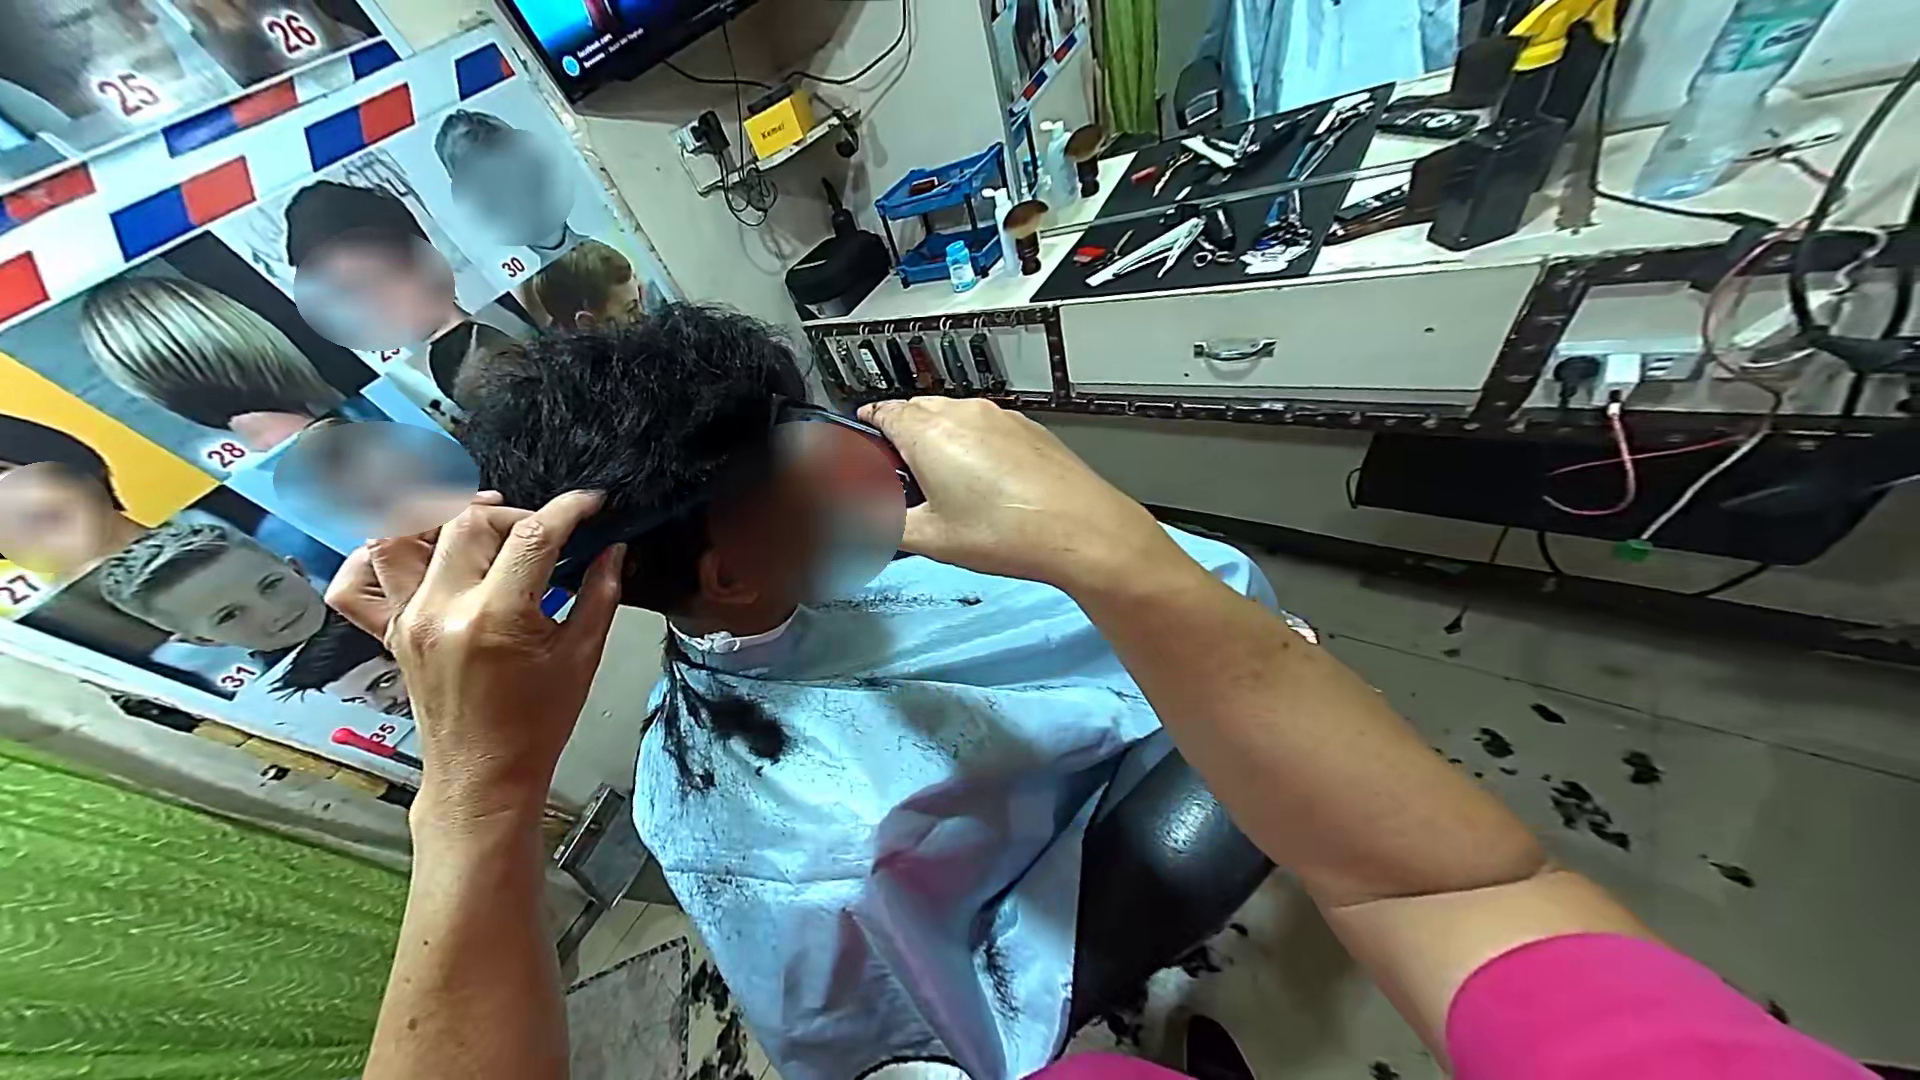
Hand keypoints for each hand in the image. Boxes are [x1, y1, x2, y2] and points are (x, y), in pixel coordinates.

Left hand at [327, 490, 624, 826]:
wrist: (485, 770)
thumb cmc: (543, 717)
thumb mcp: (584, 653)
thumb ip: (601, 593)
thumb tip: (614, 550)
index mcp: (497, 617)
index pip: (533, 535)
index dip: (568, 509)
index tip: (592, 503)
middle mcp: (440, 609)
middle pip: (468, 522)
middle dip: (518, 512)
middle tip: (550, 528)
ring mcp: (405, 618)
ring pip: (401, 536)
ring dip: (446, 517)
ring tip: (487, 523)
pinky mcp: (387, 631)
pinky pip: (357, 581)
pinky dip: (380, 554)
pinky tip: (422, 551)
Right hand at [858, 397, 1178, 592]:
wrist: (1080, 528)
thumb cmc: (1009, 531)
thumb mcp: (932, 539)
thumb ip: (887, 526)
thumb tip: (871, 522)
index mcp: (928, 432)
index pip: (881, 411)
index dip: (866, 425)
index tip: (862, 439)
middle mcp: (963, 413)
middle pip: (916, 409)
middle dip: (901, 433)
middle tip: (900, 471)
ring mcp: (1000, 417)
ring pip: (953, 416)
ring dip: (939, 437)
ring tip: (945, 482)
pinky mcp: (1027, 428)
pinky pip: (986, 426)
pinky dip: (973, 443)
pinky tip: (984, 481)